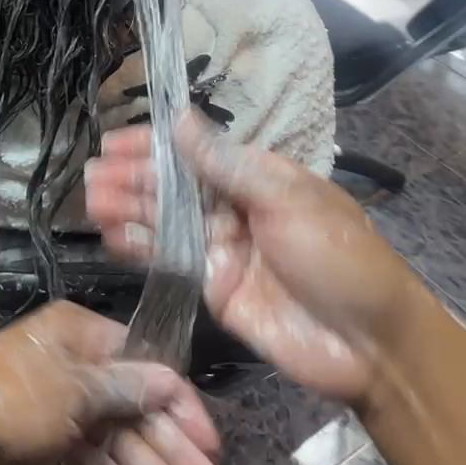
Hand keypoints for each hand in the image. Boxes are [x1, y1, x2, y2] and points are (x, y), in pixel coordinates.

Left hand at [0, 300, 223, 464]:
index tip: (209, 441)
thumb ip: (126, 387)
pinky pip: (97, 455)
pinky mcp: (52, 437)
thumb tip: (170, 378)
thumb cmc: (15, 396)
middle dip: (173, 445)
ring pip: (120, 435)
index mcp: (78, 333)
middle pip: (136, 404)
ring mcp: (63, 402)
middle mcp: (75, 362)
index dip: (178, 401)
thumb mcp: (75, 389)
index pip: (143, 362)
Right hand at [84, 112, 431, 401]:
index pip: (193, 152)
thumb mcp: (286, 199)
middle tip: (92, 175)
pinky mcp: (211, 286)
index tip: (113, 141)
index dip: (152, 145)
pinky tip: (110, 235)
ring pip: (162, 221)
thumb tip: (180, 117)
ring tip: (91, 199)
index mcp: (254, 177)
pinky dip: (137, 246)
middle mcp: (230, 207)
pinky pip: (168, 260)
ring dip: (126, 207)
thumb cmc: (338, 257)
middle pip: (170, 186)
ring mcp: (218, 247)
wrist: (374, 347)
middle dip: (131, 177)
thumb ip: (225, 163)